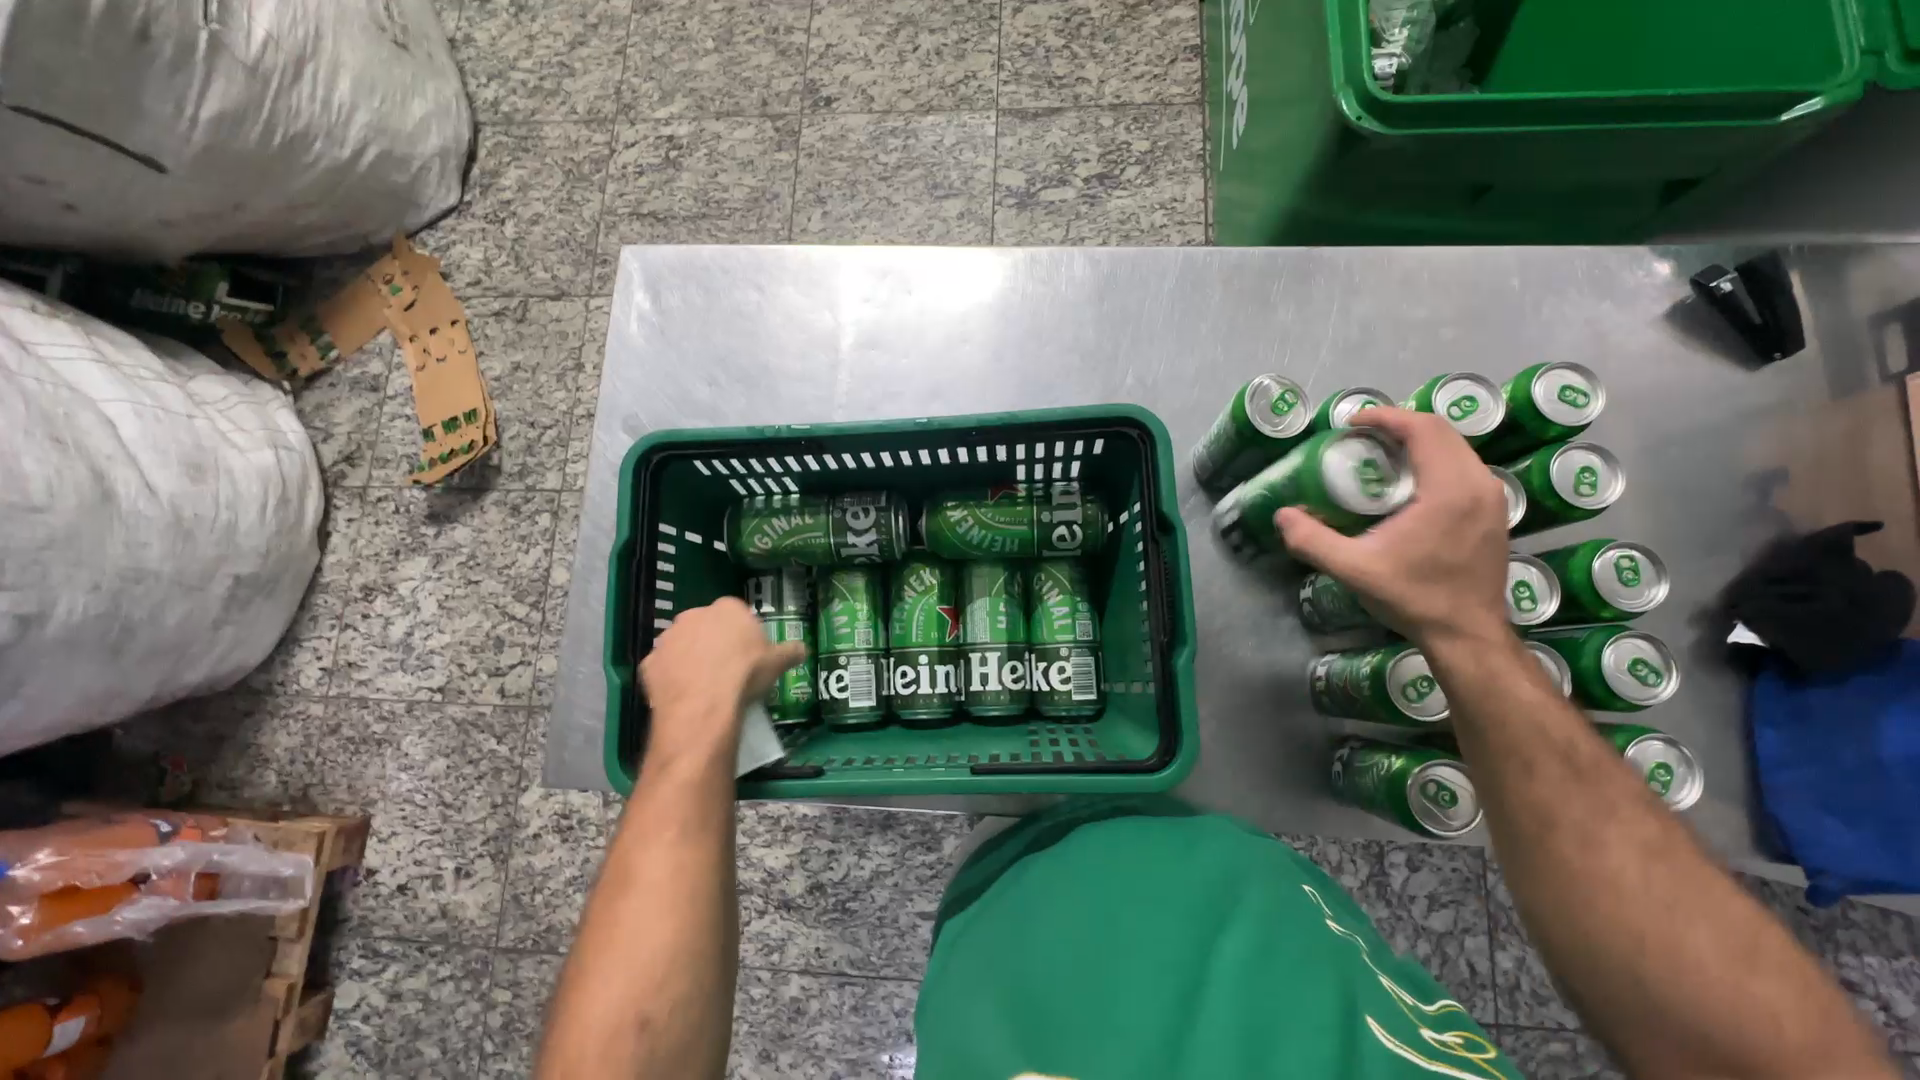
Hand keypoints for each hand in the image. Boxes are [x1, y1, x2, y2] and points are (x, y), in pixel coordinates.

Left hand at [640, 598, 805, 760]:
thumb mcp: (778, 663)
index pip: (737, 613)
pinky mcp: (649, 663)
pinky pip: (664, 668)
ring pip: (682, 645)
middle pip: (707, 626)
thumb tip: (803, 649)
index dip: (744, 633)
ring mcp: (667, 638)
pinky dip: (672, 678)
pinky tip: (685, 696)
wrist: (704, 703)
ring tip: (705, 685)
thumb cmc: (745, 674)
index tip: (750, 653)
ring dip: (690, 658)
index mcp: (727, 609)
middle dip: (714, 642)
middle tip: (728, 668)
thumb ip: (790, 652)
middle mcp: (693, 615)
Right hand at [1274, 407, 1510, 649]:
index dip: (1386, 416)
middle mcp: (1479, 484)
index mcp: (1449, 490)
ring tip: (1382, 455)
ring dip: (1420, 442)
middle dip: (1401, 424)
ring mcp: (1493, 498)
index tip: (1353, 422)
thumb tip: (1283, 515)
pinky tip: (1409, 482)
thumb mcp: (1354, 570)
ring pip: (1457, 448)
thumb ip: (1314, 540)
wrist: (1468, 635)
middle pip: (1442, 432)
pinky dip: (1436, 460)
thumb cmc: (1414, 598)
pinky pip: (1465, 468)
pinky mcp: (1495, 512)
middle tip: (1362, 436)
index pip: (1423, 429)